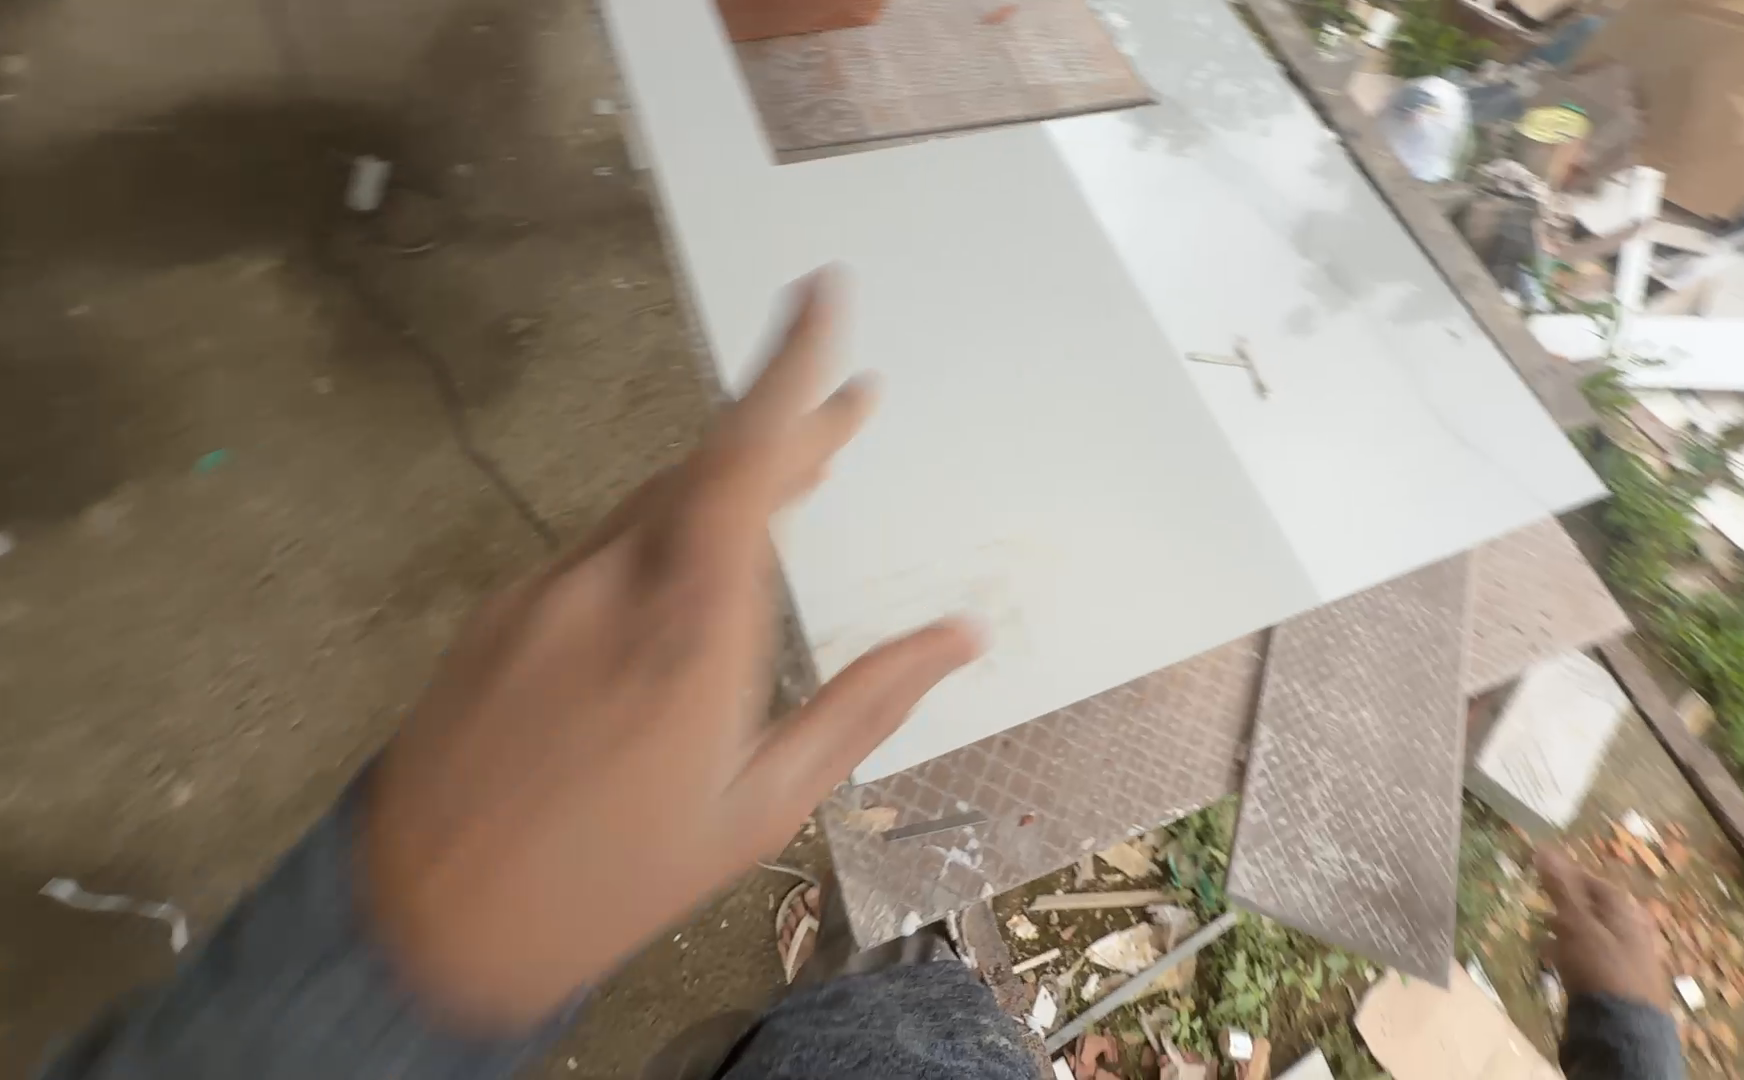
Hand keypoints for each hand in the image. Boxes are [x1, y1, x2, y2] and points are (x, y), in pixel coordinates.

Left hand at [358, 270, 983, 1030]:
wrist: (431, 929)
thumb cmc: (626, 871)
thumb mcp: (768, 803)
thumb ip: (867, 704)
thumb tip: (961, 634)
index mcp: (690, 631)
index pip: (745, 466)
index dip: (789, 373)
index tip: (824, 300)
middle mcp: (613, 585)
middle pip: (711, 466)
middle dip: (791, 429)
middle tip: (853, 409)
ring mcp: (549, 588)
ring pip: (661, 499)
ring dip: (735, 480)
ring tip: (803, 472)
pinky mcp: (510, 605)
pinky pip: (613, 538)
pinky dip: (675, 523)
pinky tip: (702, 551)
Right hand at [1535, 846, 1668, 1008]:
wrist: (1623, 1026)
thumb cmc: (1599, 964)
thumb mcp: (1575, 921)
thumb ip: (1560, 886)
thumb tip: (1543, 847)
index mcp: (1626, 914)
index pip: (1598, 883)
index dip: (1570, 873)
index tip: (1542, 870)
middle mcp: (1633, 932)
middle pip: (1597, 908)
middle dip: (1567, 902)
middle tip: (1541, 900)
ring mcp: (1630, 959)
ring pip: (1594, 932)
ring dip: (1568, 926)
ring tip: (1543, 928)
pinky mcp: (1621, 981)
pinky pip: (1593, 954)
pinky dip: (1573, 948)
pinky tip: (1555, 955)